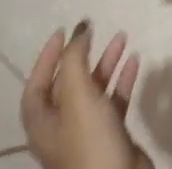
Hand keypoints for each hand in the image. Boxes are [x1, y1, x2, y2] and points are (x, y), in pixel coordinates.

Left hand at [22, 23, 151, 168]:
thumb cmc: (89, 142)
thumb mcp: (77, 98)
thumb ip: (75, 62)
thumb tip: (78, 31)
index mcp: (42, 122)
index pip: (37, 84)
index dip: (47, 57)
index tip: (64, 30)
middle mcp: (60, 127)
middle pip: (67, 84)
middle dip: (81, 55)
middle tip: (95, 30)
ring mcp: (86, 133)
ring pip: (93, 91)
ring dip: (105, 63)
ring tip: (122, 37)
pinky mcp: (111, 136)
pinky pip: (114, 101)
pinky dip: (122, 81)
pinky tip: (134, 61)